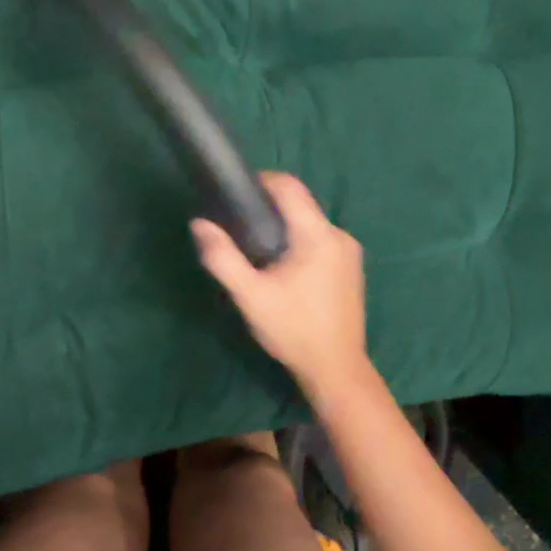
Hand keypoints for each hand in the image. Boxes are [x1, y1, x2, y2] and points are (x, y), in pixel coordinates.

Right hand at [191, 173, 368, 398]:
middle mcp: (339, 236)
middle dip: (268, 208)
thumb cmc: (293, 330)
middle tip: (238, 226)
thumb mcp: (251, 296)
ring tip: (255, 249)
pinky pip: (320, 240)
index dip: (262, 180)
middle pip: (300, 204)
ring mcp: (349, 252)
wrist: (336, 370)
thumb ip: (223, 258)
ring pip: (309, 222)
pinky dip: (298, 242)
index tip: (235, 193)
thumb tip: (199, 224)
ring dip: (283, 227)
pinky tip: (280, 267)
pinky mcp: (351, 268)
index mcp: (318, 235)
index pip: (291, 186)